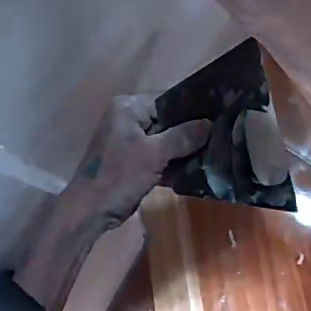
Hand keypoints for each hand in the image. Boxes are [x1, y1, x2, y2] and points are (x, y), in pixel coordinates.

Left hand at [61, 94, 209, 228]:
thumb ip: (182, 137)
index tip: (217, 115)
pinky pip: (159, 154)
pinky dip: (173, 161)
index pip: (166, 99)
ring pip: (164, 139)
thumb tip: (210, 123)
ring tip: (214, 151)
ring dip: (183, 149)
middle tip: (219, 135)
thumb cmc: (120, 174)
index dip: (191, 108)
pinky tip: (197, 167)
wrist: (91, 211)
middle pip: (167, 120)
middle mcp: (128, 118)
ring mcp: (130, 140)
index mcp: (128, 107)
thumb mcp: (154, 153)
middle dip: (189, 131)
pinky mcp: (133, 160)